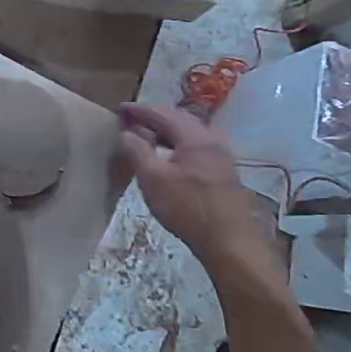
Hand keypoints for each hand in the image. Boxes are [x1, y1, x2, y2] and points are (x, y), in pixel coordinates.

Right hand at [119, 103, 269, 272]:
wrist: (229, 242)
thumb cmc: (187, 208)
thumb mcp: (153, 180)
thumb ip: (138, 151)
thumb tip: (127, 131)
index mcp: (196, 137)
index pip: (163, 114)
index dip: (140, 110)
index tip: (121, 109)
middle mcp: (213, 139)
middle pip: (180, 119)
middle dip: (155, 117)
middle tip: (133, 121)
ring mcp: (222, 155)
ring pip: (191, 133)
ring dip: (168, 131)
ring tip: (149, 137)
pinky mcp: (225, 171)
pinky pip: (198, 146)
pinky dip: (179, 144)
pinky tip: (171, 157)